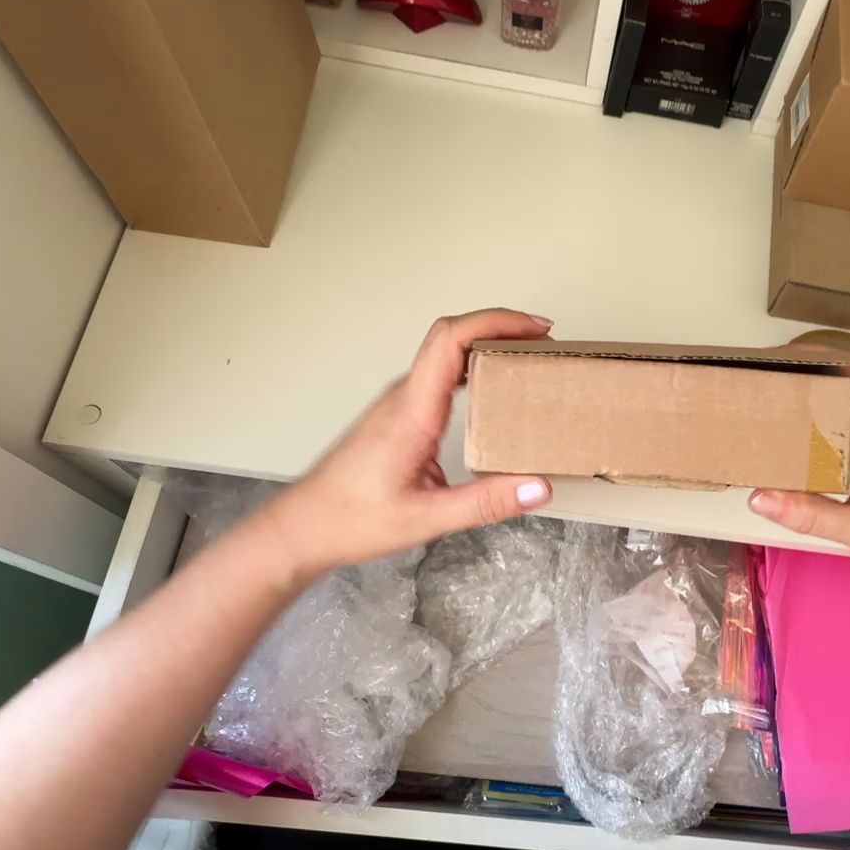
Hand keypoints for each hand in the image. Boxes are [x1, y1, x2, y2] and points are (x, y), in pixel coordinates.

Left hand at [260, 309, 555, 576]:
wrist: (305, 526)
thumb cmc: (352, 519)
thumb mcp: (426, 519)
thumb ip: (484, 503)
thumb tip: (537, 488)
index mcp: (411, 412)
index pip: (451, 340)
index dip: (495, 322)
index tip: (534, 328)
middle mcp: (404, 397)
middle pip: (453, 336)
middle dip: (501, 328)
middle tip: (545, 343)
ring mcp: (400, 403)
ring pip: (446, 353)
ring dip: (488, 346)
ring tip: (529, 361)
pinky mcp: (401, 415)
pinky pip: (440, 375)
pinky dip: (474, 369)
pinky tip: (495, 390)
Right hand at [747, 360, 849, 585]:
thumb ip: (811, 515)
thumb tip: (759, 497)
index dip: (827, 356)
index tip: (786, 357)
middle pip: (846, 387)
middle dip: (807, 378)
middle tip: (764, 382)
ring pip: (842, 413)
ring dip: (809, 406)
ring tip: (767, 407)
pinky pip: (841, 437)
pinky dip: (814, 433)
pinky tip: (788, 445)